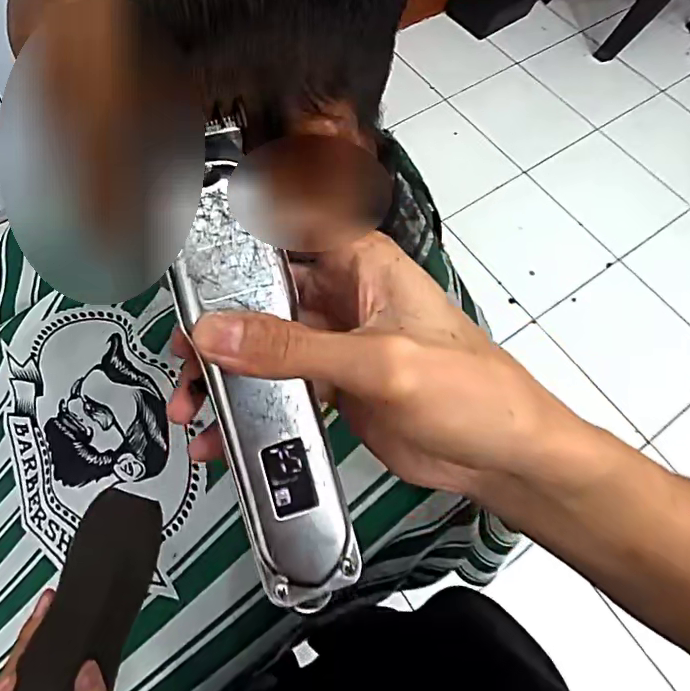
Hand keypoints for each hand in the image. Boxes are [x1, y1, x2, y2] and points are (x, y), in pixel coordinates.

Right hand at [166, 231, 597, 498]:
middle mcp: (344, 294)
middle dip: (219, 321)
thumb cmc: (477, 393)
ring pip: (263, 343)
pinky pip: (277, 385)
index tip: (196, 256)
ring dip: (227, 370)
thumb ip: (294, 349)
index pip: (289, 228)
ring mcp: (335, 340)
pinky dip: (249, 406)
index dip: (239, 234)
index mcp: (362, 263)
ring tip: (196, 398)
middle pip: (262, 293)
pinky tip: (227, 429)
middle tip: (185, 349)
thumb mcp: (379, 363)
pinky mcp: (333, 382)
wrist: (504, 462)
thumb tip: (224, 333)